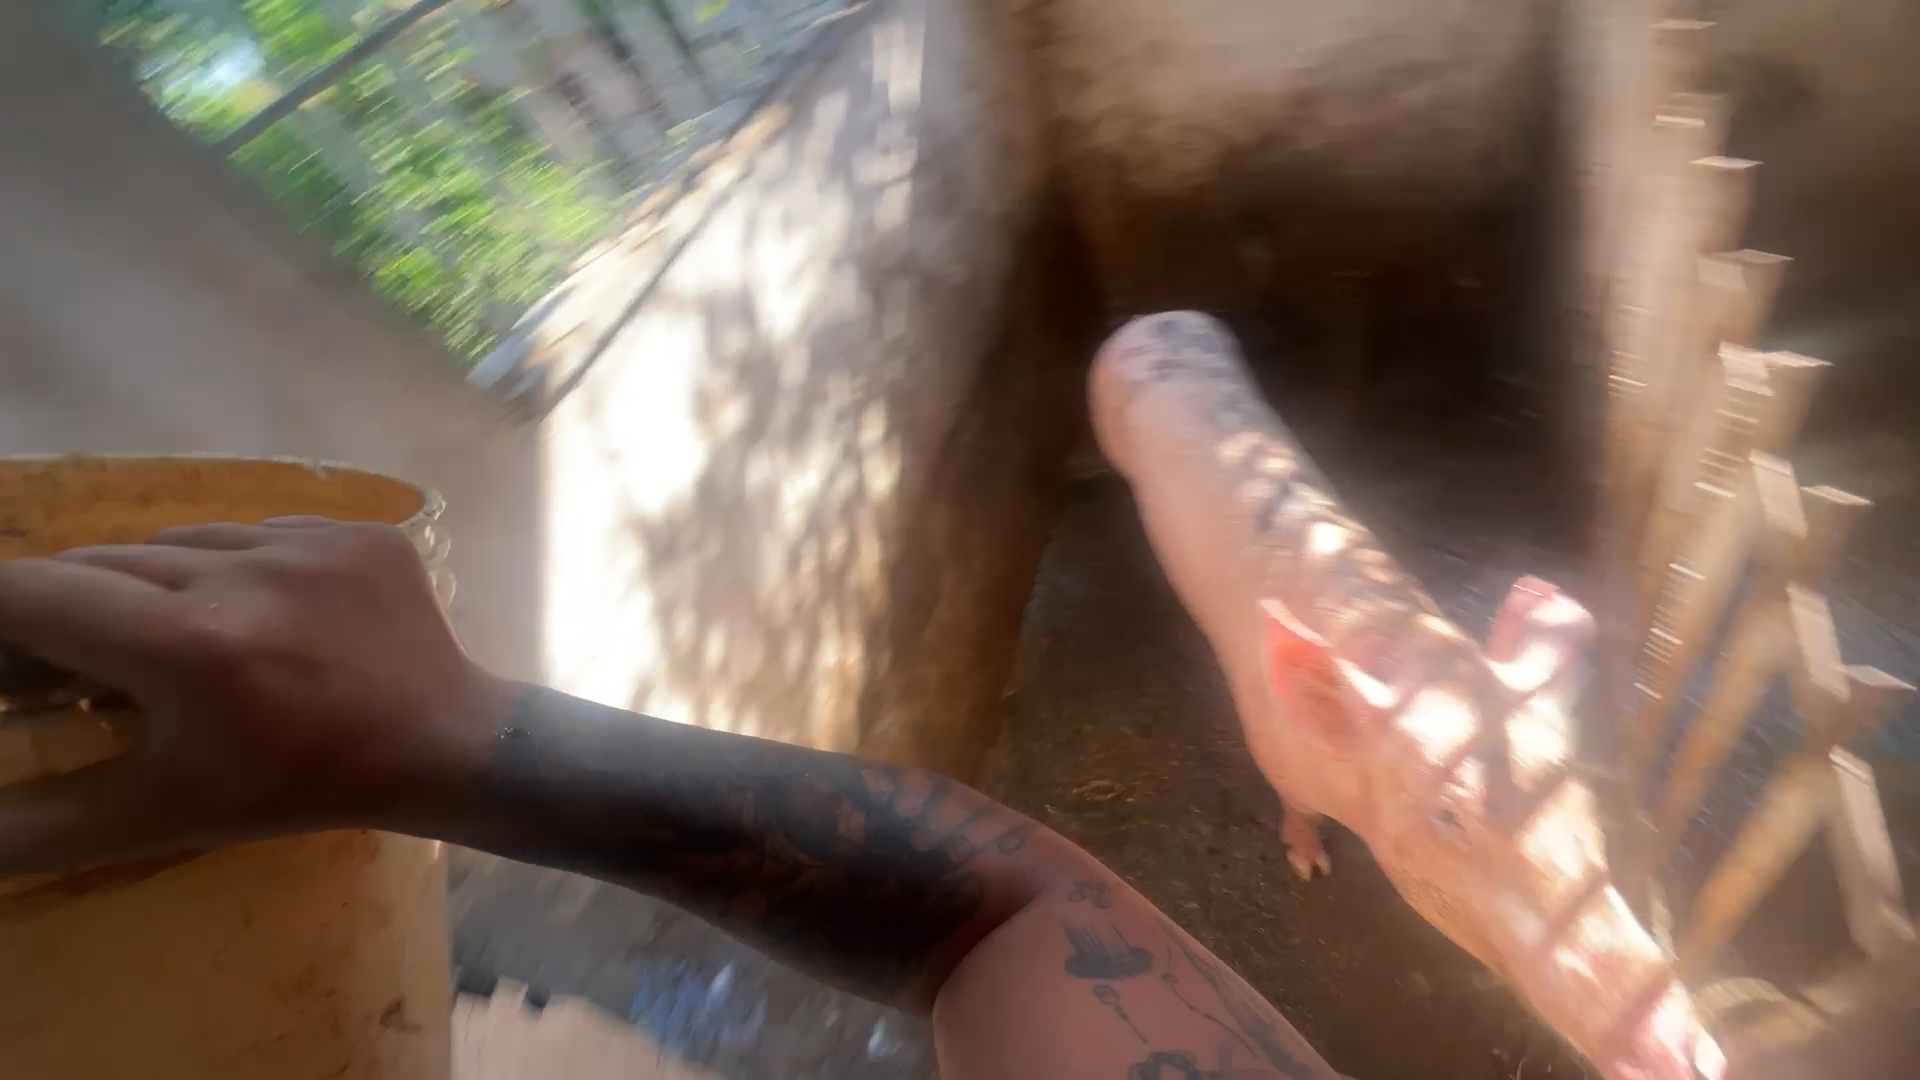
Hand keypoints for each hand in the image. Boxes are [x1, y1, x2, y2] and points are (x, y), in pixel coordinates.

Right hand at [0, 519, 505, 875]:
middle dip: (74, 610)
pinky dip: (246, 567)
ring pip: (185, 540)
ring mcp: (324, 544)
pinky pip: (267, 532)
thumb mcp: (148, 815)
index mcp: (191, 641)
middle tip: (99, 662)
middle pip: (102, 562)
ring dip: (162, 582)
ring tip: (194, 638)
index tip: (10, 659)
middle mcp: (257, 573)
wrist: (441, 741)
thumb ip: (14, 821)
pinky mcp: (371, 536)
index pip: (23, 591)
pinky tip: (272, 615)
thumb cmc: (302, 783)